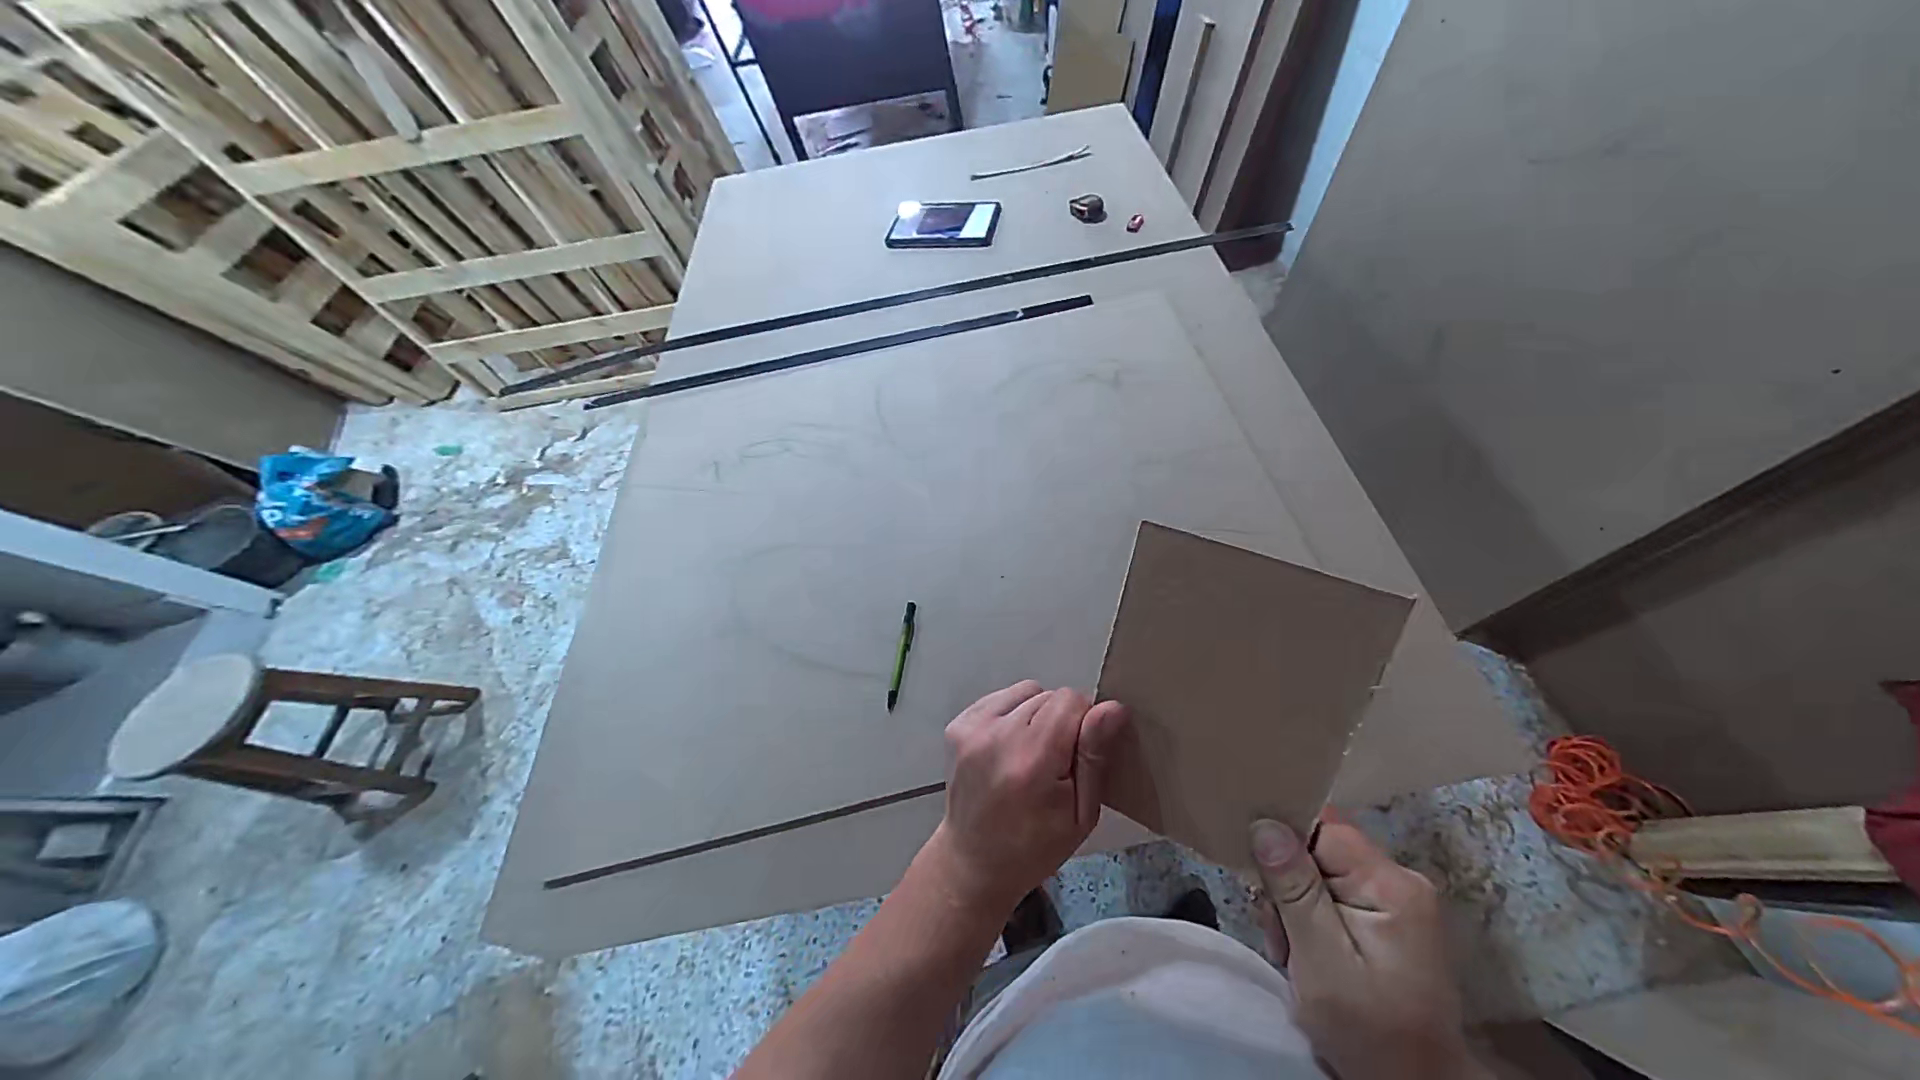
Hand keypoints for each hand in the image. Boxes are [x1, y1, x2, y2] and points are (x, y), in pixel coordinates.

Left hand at [919, 681, 1128, 915]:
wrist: (973, 860)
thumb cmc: (1035, 846)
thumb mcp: (1082, 814)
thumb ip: (1095, 756)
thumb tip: (1113, 708)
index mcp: (1032, 760)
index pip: (1071, 700)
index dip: (1085, 723)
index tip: (1080, 755)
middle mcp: (997, 735)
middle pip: (1050, 695)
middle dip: (1062, 721)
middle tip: (1055, 762)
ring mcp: (972, 727)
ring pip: (1028, 691)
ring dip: (1038, 714)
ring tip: (1032, 753)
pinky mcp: (958, 724)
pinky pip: (1002, 697)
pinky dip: (1013, 714)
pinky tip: (1011, 747)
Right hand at [1250, 813, 1484, 1079]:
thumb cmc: (1370, 1030)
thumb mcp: (1322, 962)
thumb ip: (1294, 891)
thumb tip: (1265, 825)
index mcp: (1393, 884)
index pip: (1322, 829)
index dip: (1284, 842)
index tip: (1258, 873)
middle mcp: (1399, 880)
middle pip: (1318, 849)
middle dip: (1284, 883)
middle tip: (1279, 934)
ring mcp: (1394, 901)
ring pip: (1317, 872)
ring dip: (1292, 905)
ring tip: (1292, 952)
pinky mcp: (1383, 919)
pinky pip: (1329, 894)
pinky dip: (1306, 918)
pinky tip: (1304, 952)